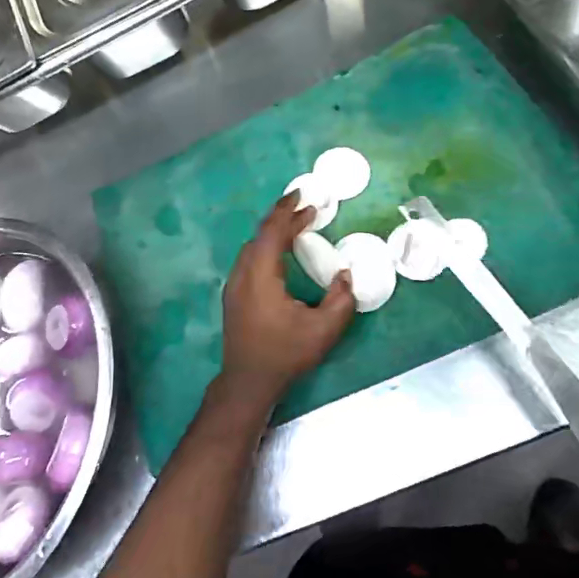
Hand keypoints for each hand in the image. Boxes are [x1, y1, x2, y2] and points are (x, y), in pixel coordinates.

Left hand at [220, 194, 354, 403]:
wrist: (247, 380)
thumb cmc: (284, 354)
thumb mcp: (322, 330)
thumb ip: (340, 300)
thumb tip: (345, 276)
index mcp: (260, 275)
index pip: (271, 233)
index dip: (287, 212)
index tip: (304, 197)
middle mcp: (242, 274)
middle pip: (260, 236)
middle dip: (282, 219)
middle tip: (305, 208)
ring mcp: (234, 284)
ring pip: (252, 248)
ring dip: (273, 234)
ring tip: (296, 226)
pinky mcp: (233, 295)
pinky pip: (249, 260)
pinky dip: (266, 248)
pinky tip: (280, 253)